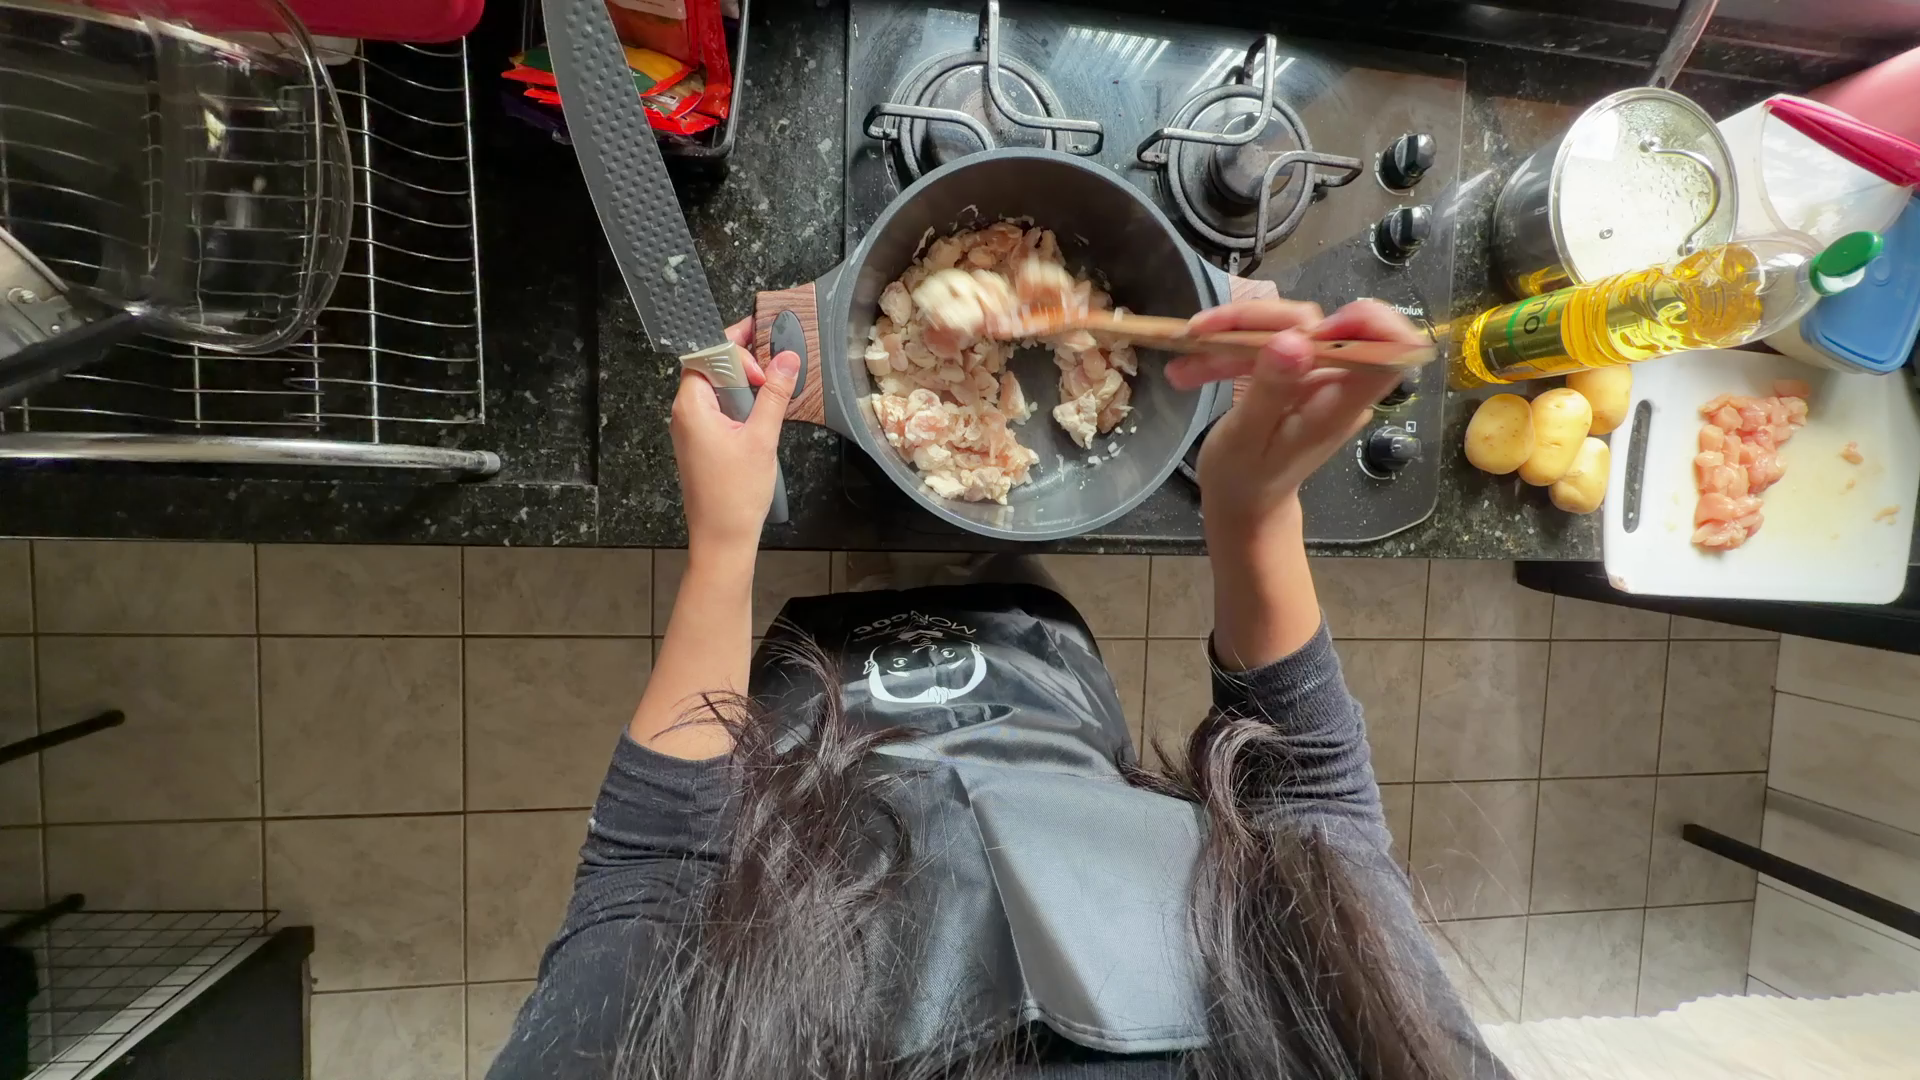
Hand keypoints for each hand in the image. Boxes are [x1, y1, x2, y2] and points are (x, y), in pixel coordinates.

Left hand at [670, 317, 799, 557]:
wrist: (722, 537)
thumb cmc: (736, 494)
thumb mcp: (762, 438)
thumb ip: (774, 394)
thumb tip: (787, 359)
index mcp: (691, 405)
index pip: (707, 354)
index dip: (736, 349)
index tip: (765, 361)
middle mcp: (684, 413)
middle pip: (708, 367)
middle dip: (740, 358)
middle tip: (772, 356)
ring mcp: (691, 429)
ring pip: (715, 389)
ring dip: (742, 382)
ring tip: (771, 383)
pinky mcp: (701, 444)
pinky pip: (717, 410)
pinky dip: (738, 404)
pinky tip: (760, 411)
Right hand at [1167, 298, 1423, 535]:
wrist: (1243, 504)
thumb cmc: (1242, 481)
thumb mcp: (1246, 439)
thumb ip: (1271, 390)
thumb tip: (1293, 339)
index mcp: (1338, 405)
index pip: (1391, 350)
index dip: (1365, 322)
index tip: (1309, 324)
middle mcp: (1338, 385)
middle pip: (1317, 327)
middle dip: (1254, 323)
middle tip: (1197, 332)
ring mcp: (1319, 380)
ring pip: (1286, 332)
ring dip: (1231, 339)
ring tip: (1182, 357)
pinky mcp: (1299, 377)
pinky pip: (1273, 348)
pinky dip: (1233, 352)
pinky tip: (1191, 367)